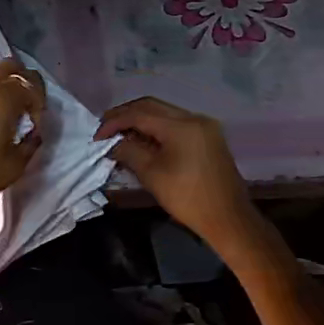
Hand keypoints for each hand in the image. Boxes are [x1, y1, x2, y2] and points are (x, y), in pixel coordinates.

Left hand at [0, 60, 45, 277]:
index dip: (41, 102)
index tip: (36, 124)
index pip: (31, 82)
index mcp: (0, 97)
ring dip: (3, 90)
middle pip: (9, 67)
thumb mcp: (12, 167)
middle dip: (24, 83)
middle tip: (27, 111)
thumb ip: (30, 144)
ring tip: (5, 122)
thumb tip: (32, 133)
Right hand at [95, 97, 265, 254]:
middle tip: (105, 130)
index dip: (114, 122)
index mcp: (181, 126)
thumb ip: (128, 151)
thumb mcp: (150, 173)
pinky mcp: (207, 137)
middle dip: (125, 115)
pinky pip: (175, 124)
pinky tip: (142, 142)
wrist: (227, 218)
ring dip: (139, 121)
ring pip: (163, 113)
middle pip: (151, 106)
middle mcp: (194, 118)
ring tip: (120, 136)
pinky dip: (155, 129)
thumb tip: (112, 144)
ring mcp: (204, 127)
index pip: (139, 113)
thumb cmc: (186, 197)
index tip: (96, 137)